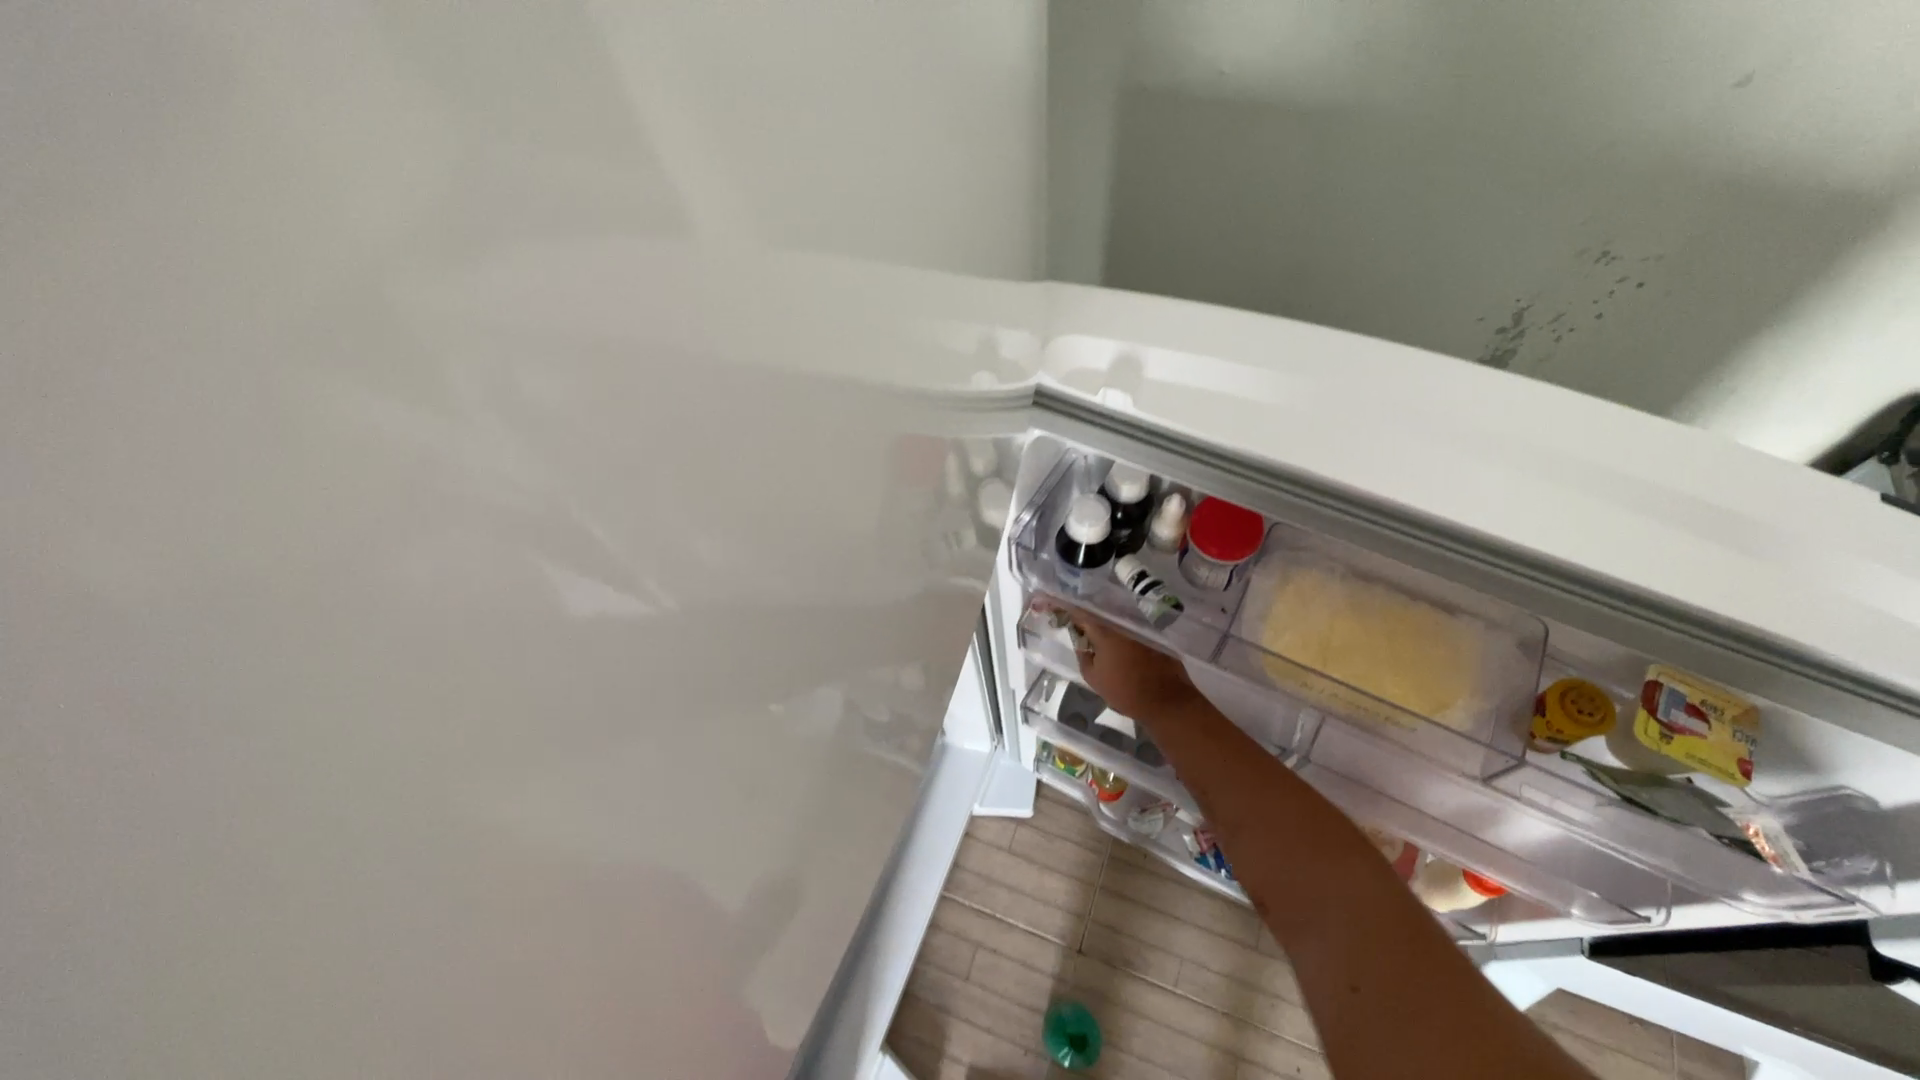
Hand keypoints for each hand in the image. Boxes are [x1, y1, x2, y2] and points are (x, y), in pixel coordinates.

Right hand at [1051, 603, 1198, 721]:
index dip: (1057, 604)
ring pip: (1113, 615)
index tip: (1042, 602)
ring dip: (1098, 619)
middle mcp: (1122, 621)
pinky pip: (1127, 624)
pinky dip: (1116, 627)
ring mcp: (1140, 625)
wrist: (1168, 701)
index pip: (1076, 610)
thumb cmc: (1126, 691)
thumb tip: (1081, 640)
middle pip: (1095, 609)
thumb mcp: (1093, 677)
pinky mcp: (1153, 633)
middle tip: (1065, 617)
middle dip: (1079, 611)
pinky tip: (1111, 637)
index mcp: (1104, 629)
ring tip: (1086, 627)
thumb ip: (1083, 653)